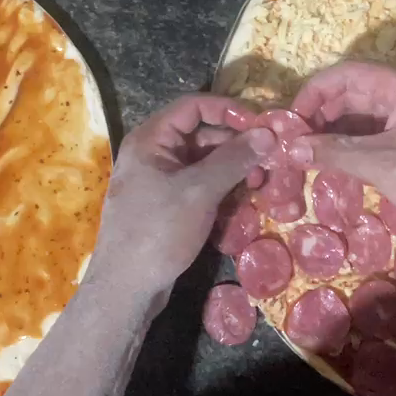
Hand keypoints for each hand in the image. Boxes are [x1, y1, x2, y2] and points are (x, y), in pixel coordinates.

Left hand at [89, 94, 271, 299]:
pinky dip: (222, 188)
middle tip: (269, 158)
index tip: (261, 125)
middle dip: (236, 143)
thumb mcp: (199, 191)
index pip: (194, 106)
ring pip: (203, 161)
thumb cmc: (158, 232)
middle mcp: (153, 153)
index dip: (229, 110)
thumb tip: (269, 133)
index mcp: (150, 139)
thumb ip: (234, 158)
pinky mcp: (168, 205)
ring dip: (233, 168)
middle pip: (201, 133)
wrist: (126, 289)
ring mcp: (159, 181)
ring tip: (261, 182)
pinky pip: (199, 184)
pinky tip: (244, 199)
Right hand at [288, 62, 395, 247]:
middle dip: (323, 112)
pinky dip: (354, 141)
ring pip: (364, 112)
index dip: (315, 92)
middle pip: (354, 90)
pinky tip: (335, 160)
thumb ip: (332, 152)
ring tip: (310, 152)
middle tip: (297, 140)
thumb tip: (288, 148)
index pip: (348, 73)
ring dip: (336, 129)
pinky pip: (376, 130)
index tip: (292, 120)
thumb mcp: (379, 164)